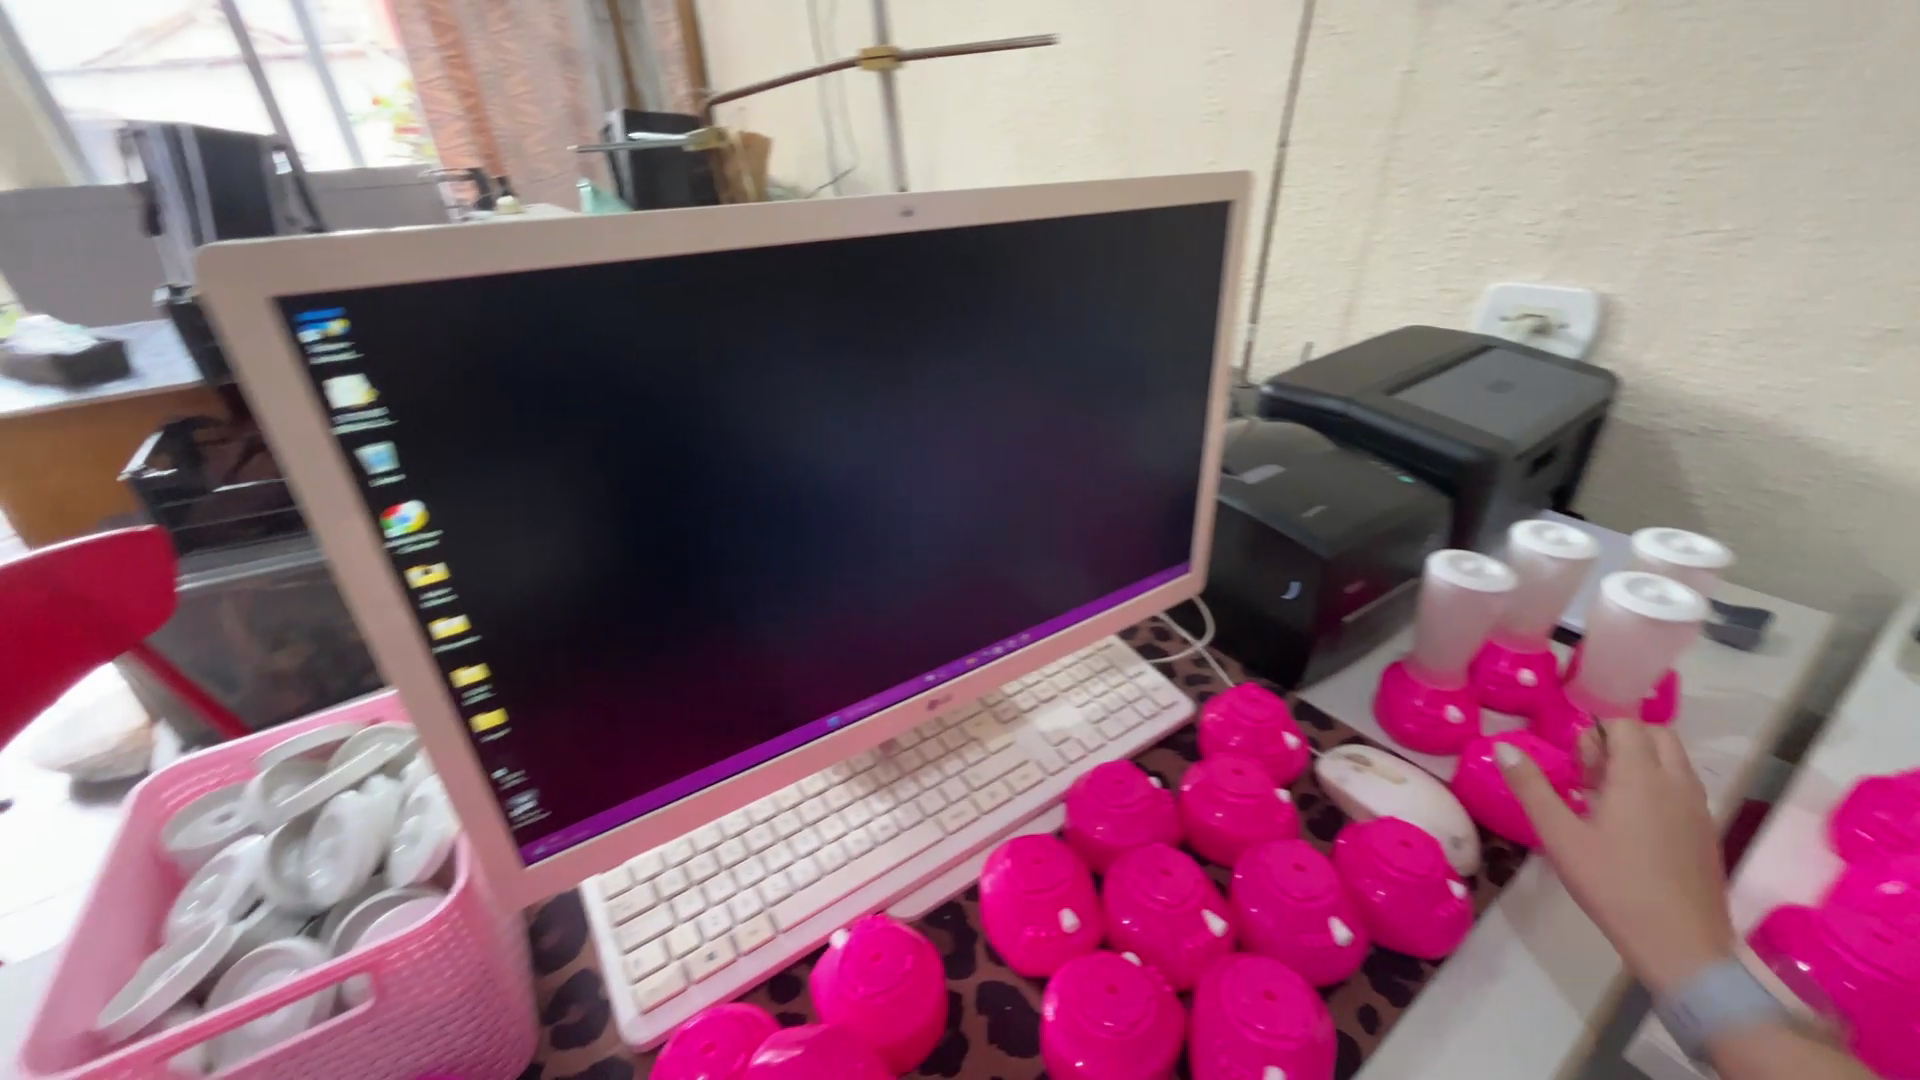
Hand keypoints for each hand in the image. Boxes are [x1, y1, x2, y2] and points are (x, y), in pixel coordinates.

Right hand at [1498, 719, 1734, 995]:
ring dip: (1640, 762)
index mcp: (1641, 777)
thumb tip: (1503, 747)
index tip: (1573, 761)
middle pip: (1657, 736)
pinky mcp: (1705, 833)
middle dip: (1621, 740)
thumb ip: (1531, 786)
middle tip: (1588, 773)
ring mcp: (1697, 810)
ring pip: (1673, 762)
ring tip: (1604, 797)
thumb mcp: (1558, 835)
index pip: (1625, 725)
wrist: (1681, 945)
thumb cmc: (1612, 884)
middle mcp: (1676, 784)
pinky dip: (1656, 787)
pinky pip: (1682, 789)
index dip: (1595, 731)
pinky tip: (1629, 824)